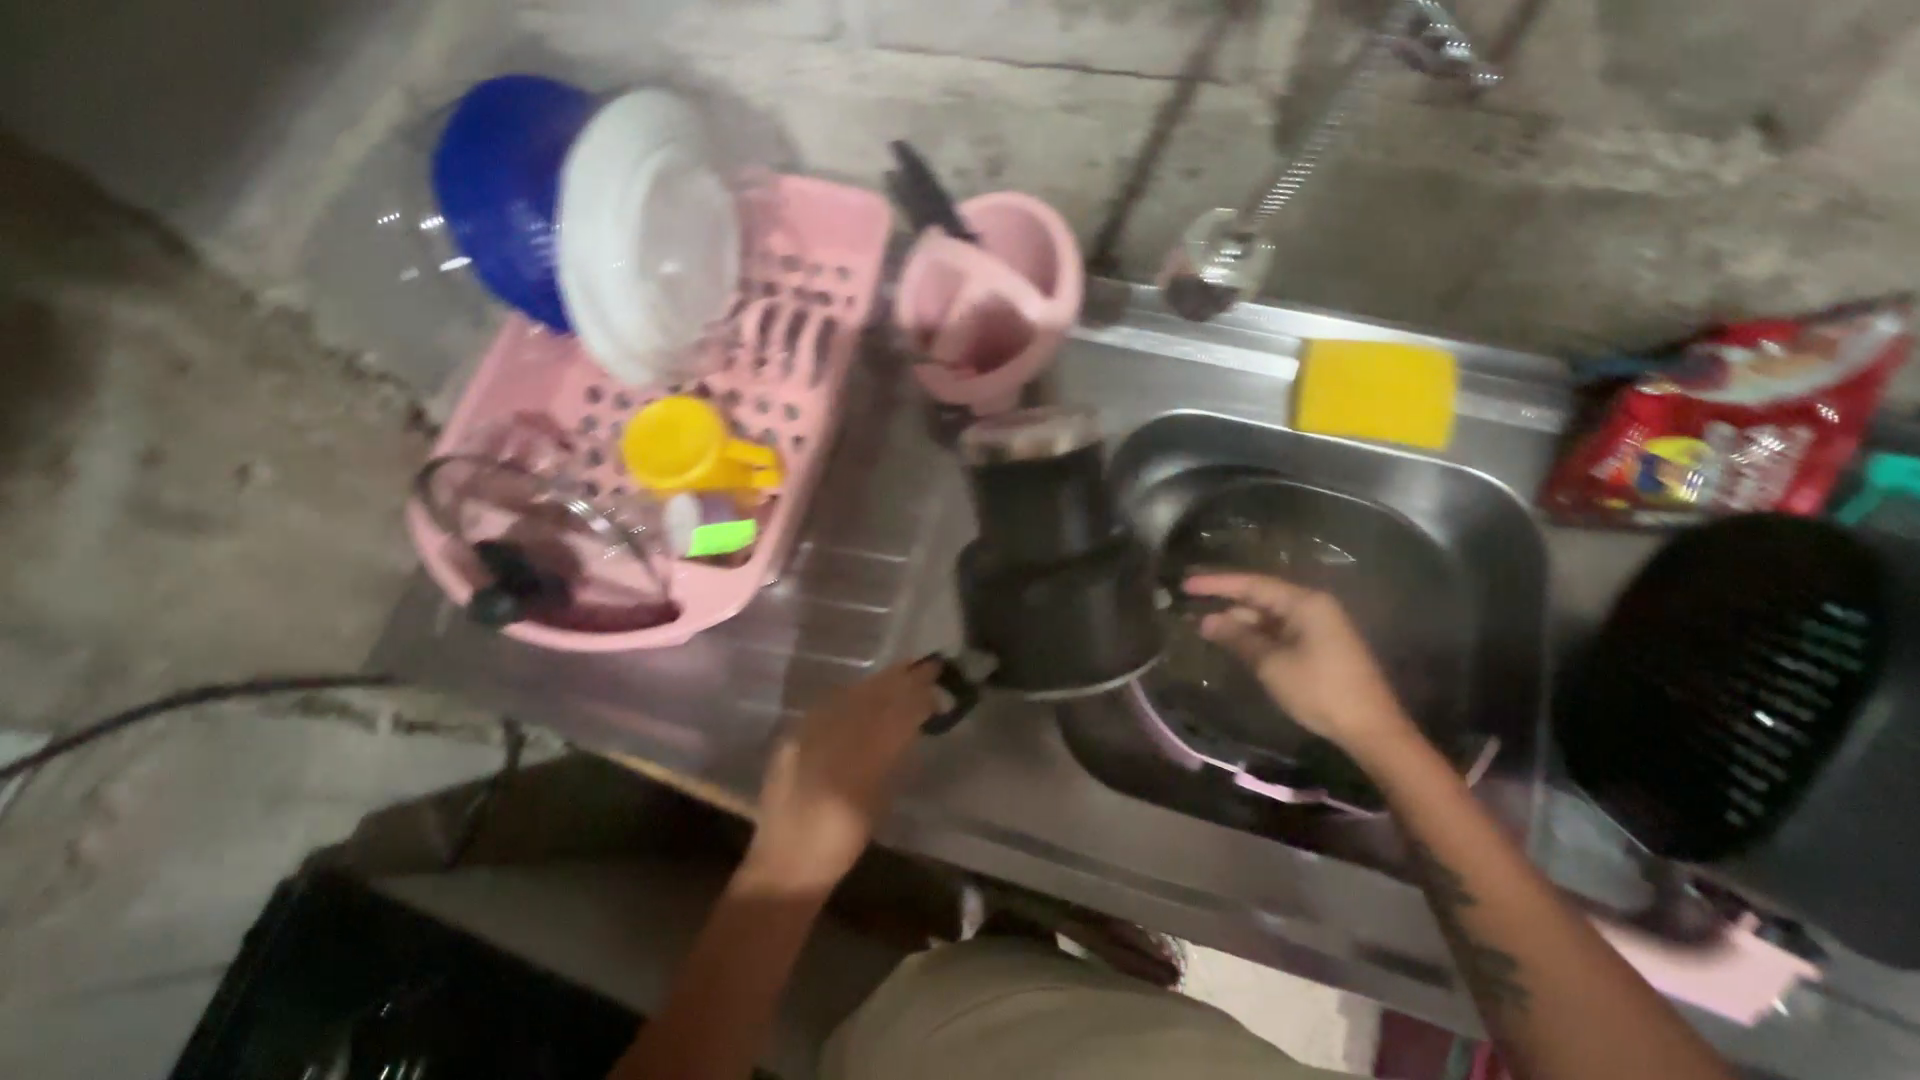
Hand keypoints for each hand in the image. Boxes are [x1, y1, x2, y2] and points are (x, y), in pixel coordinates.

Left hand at [745, 662, 938, 893]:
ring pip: (849, 698)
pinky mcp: (791, 739)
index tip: (938, 681)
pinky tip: (863, 693)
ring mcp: (806, 738)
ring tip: (901, 674)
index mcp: (859, 767)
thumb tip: (913, 721)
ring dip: (877, 684)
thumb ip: (893, 757)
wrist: (787, 865)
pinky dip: (851, 695)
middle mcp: (829, 745)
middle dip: (900, 681)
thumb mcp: (878, 801)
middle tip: (926, 667)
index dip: (917, 695)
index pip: (894, 716)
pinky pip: (827, 707)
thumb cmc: (842, 843)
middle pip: (870, 700)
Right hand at [1184, 573, 1417, 755]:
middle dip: (1227, 604)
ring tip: (1206, 630)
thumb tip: (1207, 621)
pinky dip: (1257, 637)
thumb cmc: (1319, 690)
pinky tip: (1235, 645)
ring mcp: (1318, 627)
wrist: (1370, 727)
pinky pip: (1281, 632)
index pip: (1252, 584)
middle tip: (1190, 609)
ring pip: (1270, 617)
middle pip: (1262, 598)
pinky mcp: (1320, 647)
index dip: (1217, 583)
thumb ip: (1238, 638)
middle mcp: (1313, 607)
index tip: (1186, 584)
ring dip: (1241, 623)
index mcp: (1305, 603)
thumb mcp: (1272, 664)